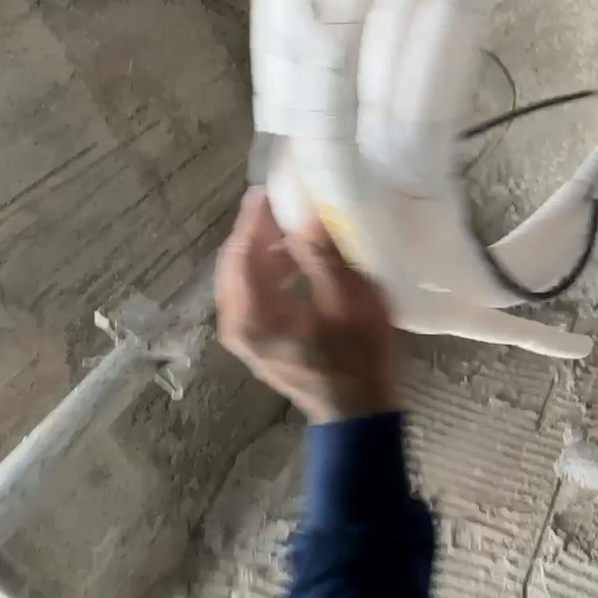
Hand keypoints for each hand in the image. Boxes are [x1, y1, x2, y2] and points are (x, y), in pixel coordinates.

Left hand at [215, 189, 399, 423]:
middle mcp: (238, 326)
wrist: (360, 407)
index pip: (240, 255)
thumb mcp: (347, 297)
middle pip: (237, 267)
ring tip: (298, 225)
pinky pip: (259, 294)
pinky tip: (303, 261)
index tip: (270, 189)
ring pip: (247, 280)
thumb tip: (305, 211)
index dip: (254, 220)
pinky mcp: (265, 341)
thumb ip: (321, 253)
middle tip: (284, 201)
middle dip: (258, 232)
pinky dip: (275, 271)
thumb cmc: (357, 352)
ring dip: (268, 250)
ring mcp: (249, 336)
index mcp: (252, 316)